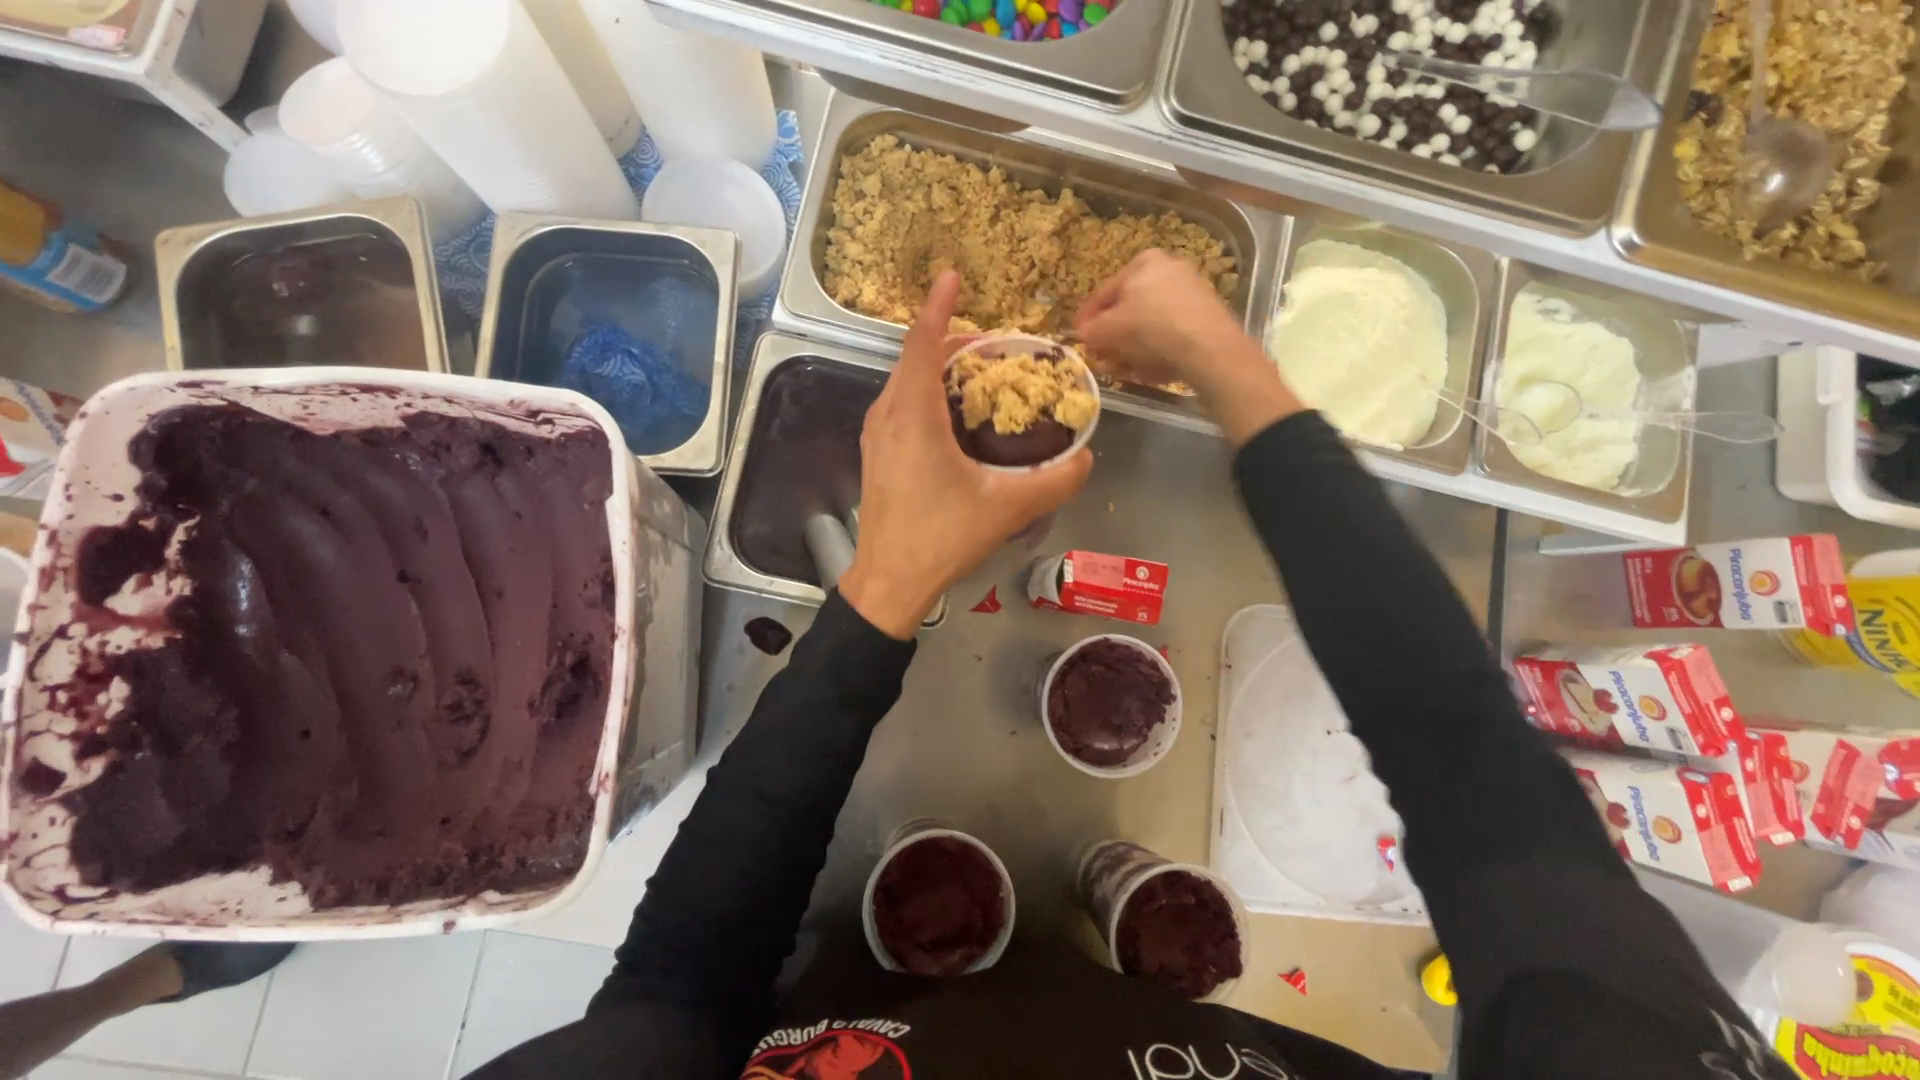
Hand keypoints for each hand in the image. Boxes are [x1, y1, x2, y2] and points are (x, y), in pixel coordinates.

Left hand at [840, 271, 1093, 638]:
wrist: (889, 581)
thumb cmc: (941, 538)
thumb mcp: (1007, 508)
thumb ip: (1054, 482)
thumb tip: (1086, 459)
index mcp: (913, 415)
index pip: (923, 343)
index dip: (939, 306)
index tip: (952, 276)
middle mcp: (887, 415)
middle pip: (915, 358)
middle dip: (952, 340)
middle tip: (994, 346)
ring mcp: (875, 435)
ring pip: (905, 382)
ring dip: (938, 368)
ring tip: (979, 375)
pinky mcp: (876, 454)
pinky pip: (900, 405)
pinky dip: (926, 393)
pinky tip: (954, 415)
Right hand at [1077, 250, 1303, 445]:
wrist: (1209, 349)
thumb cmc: (1152, 328)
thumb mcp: (1110, 329)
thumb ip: (1092, 330)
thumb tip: (1082, 333)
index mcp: (1144, 261)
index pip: (1104, 292)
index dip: (1087, 317)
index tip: (1077, 336)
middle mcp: (1170, 269)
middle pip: (1129, 307)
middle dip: (1112, 334)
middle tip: (1101, 355)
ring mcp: (1191, 292)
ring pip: (1149, 322)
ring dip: (1132, 345)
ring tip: (1123, 367)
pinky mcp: (1205, 317)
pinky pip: (1170, 332)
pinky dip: (1156, 348)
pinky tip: (1149, 368)